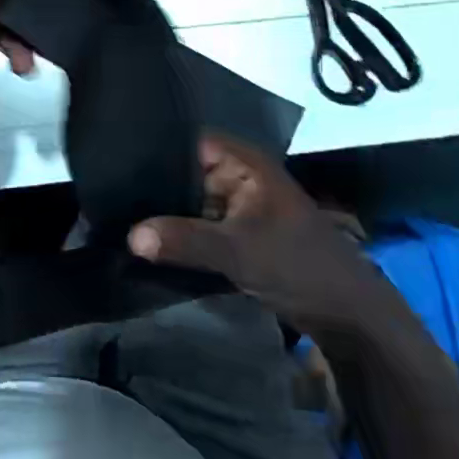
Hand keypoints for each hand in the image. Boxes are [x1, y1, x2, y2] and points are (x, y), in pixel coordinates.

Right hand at [129, 134, 384, 329]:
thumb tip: (130, 235)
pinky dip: (176, 228)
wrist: (350, 319)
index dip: (153, 145)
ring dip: (162, 208)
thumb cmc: (300, 266)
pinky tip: (144, 233)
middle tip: (108, 186)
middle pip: (183, 169)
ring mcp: (236, 204)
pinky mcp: (234, 231)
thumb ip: (184, 240)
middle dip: (151, 181)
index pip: (186, 139)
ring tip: (117, 207)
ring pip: (187, 198)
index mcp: (243, 162)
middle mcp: (237, 175)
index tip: (114, 152)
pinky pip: (196, 221)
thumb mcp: (238, 251)